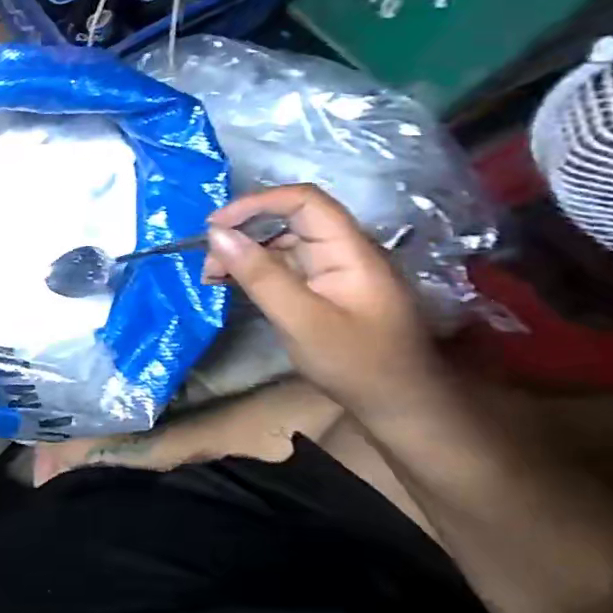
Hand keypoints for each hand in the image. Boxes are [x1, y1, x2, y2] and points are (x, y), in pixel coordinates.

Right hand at [202, 184, 438, 409]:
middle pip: (288, 219)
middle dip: (243, 231)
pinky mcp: (322, 291)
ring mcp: (332, 271)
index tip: (216, 225)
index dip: (256, 203)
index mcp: (348, 249)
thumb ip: (260, 275)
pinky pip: (283, 267)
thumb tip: (216, 234)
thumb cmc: (358, 364)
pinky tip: (230, 285)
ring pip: (281, 243)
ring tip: (211, 276)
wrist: (404, 411)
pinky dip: (253, 271)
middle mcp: (341, 251)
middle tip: (208, 259)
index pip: (303, 201)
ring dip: (243, 253)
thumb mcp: (302, 321)